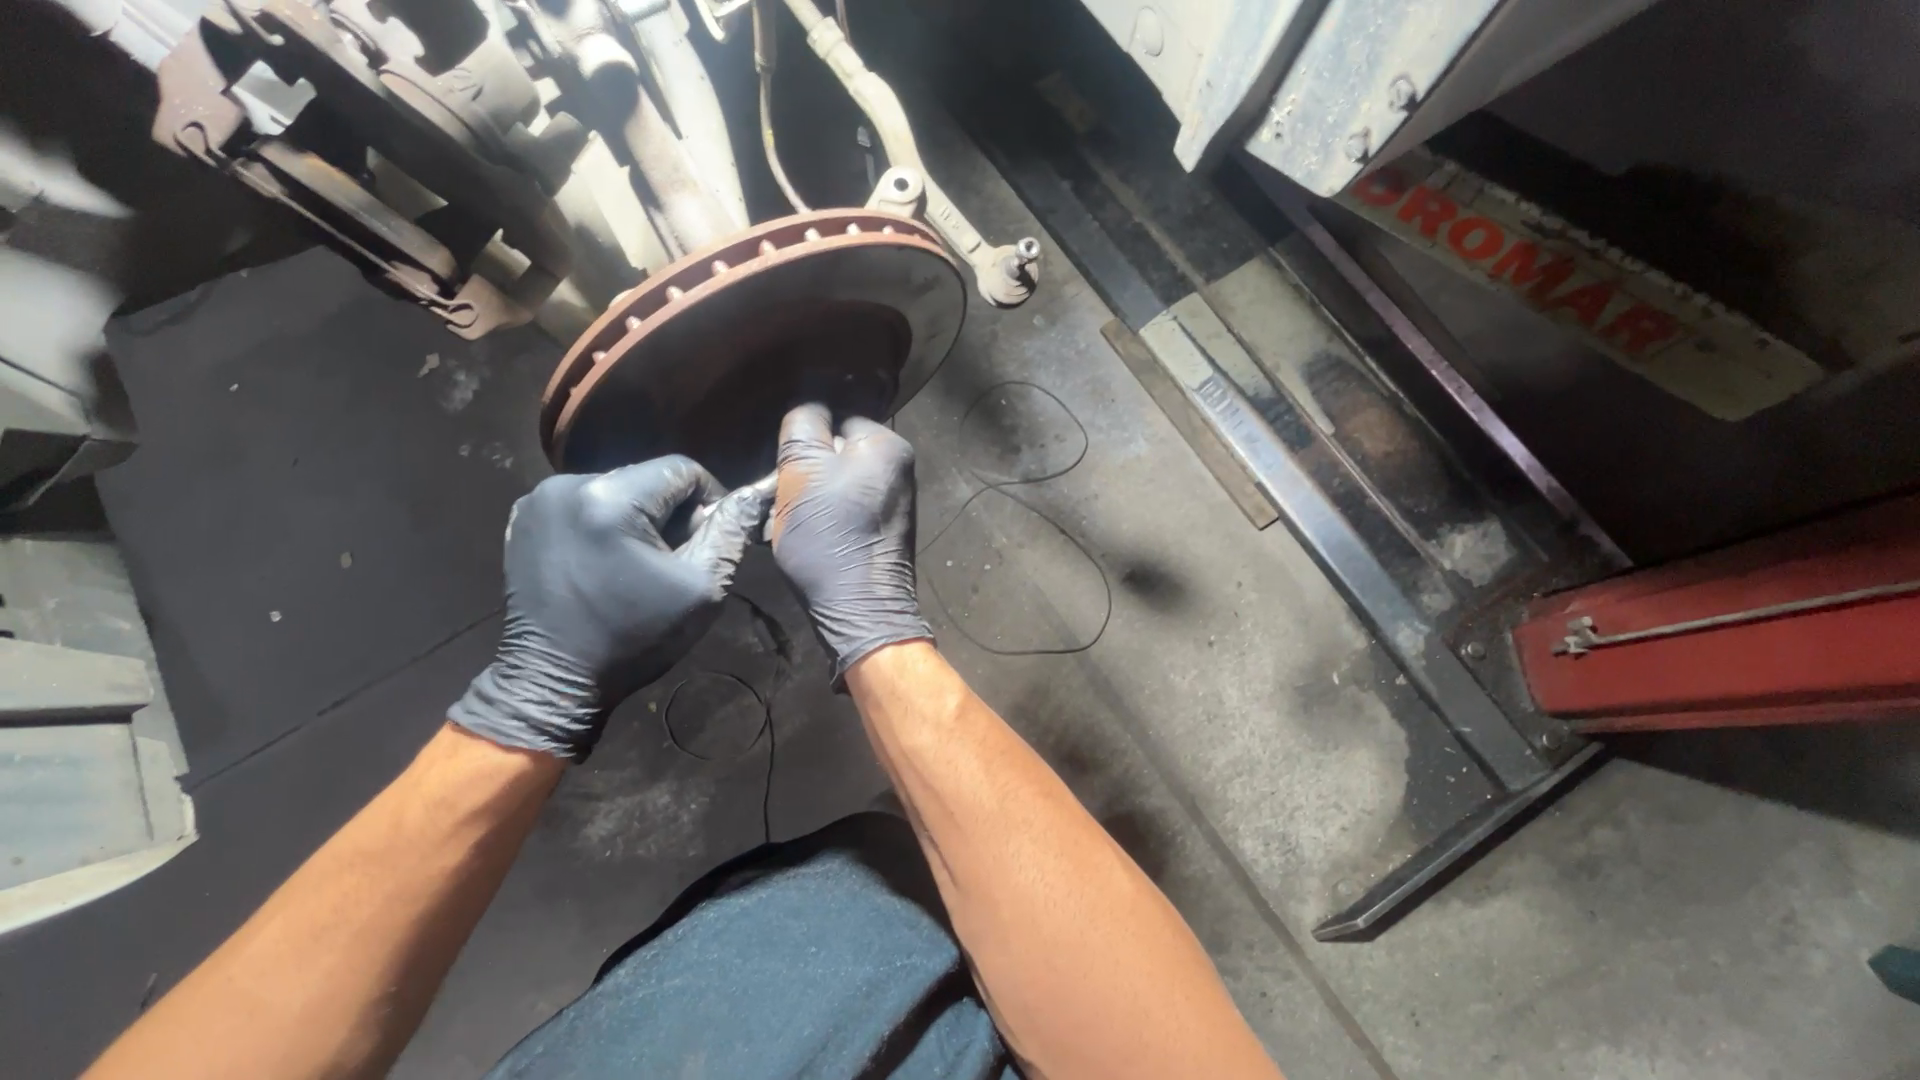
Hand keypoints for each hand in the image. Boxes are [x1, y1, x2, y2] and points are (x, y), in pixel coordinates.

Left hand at [450, 456, 772, 759]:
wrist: (554, 679)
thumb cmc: (634, 638)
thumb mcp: (701, 587)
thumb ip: (731, 531)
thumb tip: (756, 492)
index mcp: (611, 497)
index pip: (683, 469)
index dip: (709, 502)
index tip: (709, 544)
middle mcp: (567, 484)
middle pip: (647, 478)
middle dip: (671, 513)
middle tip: (673, 562)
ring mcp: (538, 500)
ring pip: (618, 488)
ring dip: (639, 518)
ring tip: (638, 566)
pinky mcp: (524, 518)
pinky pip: (584, 503)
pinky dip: (604, 524)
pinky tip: (606, 564)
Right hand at [769, 403, 931, 681]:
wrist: (861, 609)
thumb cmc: (829, 537)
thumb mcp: (801, 470)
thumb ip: (803, 426)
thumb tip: (810, 408)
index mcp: (887, 444)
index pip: (835, 418)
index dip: (805, 443)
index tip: (789, 471)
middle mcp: (900, 468)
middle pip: (836, 453)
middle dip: (808, 474)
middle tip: (789, 501)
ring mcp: (895, 502)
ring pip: (837, 485)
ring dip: (812, 501)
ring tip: (797, 525)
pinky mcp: (886, 531)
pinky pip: (848, 512)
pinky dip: (827, 522)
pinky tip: (814, 542)